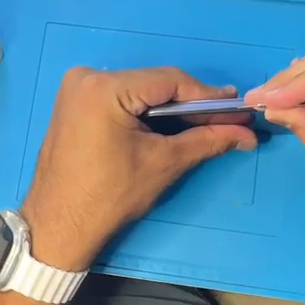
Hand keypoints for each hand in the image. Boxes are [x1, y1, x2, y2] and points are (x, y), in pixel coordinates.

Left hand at [20, 67, 257, 271]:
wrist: (58, 226)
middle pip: (154, 83)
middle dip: (191, 103)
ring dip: (171, 107)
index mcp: (105, 88)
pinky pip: (121, 98)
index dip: (208, 96)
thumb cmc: (109, 197)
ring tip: (207, 122)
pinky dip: (147, 111)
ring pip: (140, 90)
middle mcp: (87, 77)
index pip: (170, 80)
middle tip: (228, 117)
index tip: (238, 109)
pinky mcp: (75, 103)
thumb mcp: (163, 164)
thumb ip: (207, 140)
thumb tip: (246, 133)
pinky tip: (172, 124)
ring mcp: (77, 88)